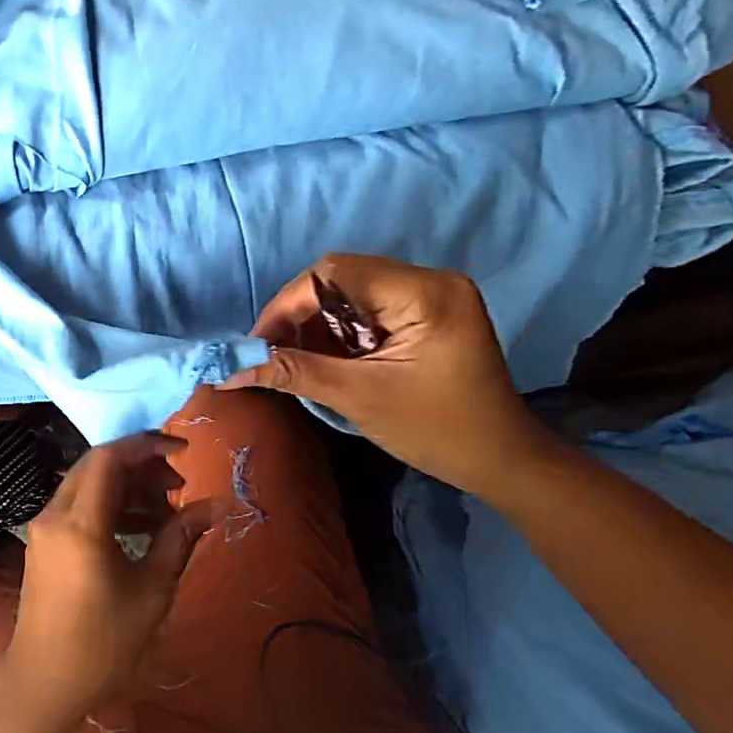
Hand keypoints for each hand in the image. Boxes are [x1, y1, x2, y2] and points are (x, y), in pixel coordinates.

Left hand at [2, 433, 212, 722]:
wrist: (44, 681)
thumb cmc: (103, 642)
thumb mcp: (152, 590)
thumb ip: (179, 538)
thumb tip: (215, 505)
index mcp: (80, 522)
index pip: (109, 457)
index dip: (147, 445)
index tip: (183, 451)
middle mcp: (54, 514)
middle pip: (97, 465)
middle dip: (140, 465)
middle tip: (178, 484)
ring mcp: (44, 527)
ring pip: (87, 484)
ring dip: (126, 486)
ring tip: (166, 509)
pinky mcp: (44, 542)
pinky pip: (78, 505)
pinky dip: (109, 505)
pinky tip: (140, 526)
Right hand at [220, 254, 559, 495]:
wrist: (502, 460)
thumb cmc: (437, 430)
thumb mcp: (358, 398)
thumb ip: (293, 373)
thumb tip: (230, 370)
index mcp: (424, 293)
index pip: (334, 272)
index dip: (287, 303)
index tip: (260, 342)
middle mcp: (430, 281)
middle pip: (339, 277)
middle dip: (299, 314)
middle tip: (272, 351)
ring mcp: (431, 295)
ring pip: (349, 292)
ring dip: (316, 324)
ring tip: (297, 359)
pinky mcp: (427, 313)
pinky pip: (367, 308)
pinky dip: (338, 332)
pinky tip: (327, 359)